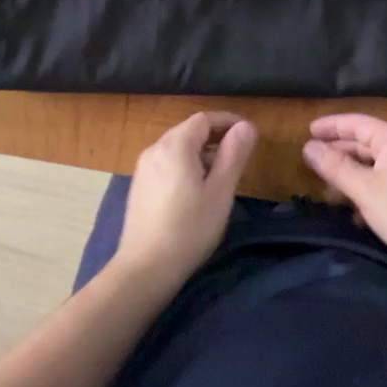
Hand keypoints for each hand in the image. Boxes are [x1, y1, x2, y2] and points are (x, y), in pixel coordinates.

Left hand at [114, 112, 257, 284]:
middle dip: (214, 136)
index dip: (227, 121)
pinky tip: (195, 188)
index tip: (248, 133)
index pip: (203, 119)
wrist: (146, 267)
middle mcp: (154, 148)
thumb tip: (246, 126)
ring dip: (200, 151)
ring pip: (176, 147)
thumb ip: (233, 155)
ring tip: (220, 173)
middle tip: (238, 154)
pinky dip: (184, 163)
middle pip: (188, 130)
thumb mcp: (219, 192)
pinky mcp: (139, 185)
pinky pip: (166, 162)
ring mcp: (143, 167)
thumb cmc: (189, 229)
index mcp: (175, 145)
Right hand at [302, 113, 386, 267]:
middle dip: (339, 152)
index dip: (331, 125)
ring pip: (376, 165)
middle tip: (313, 161)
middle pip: (366, 142)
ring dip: (352, 174)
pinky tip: (356, 211)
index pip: (358, 122)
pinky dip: (368, 189)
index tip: (308, 131)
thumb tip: (308, 146)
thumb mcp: (365, 190)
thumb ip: (335, 166)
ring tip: (330, 189)